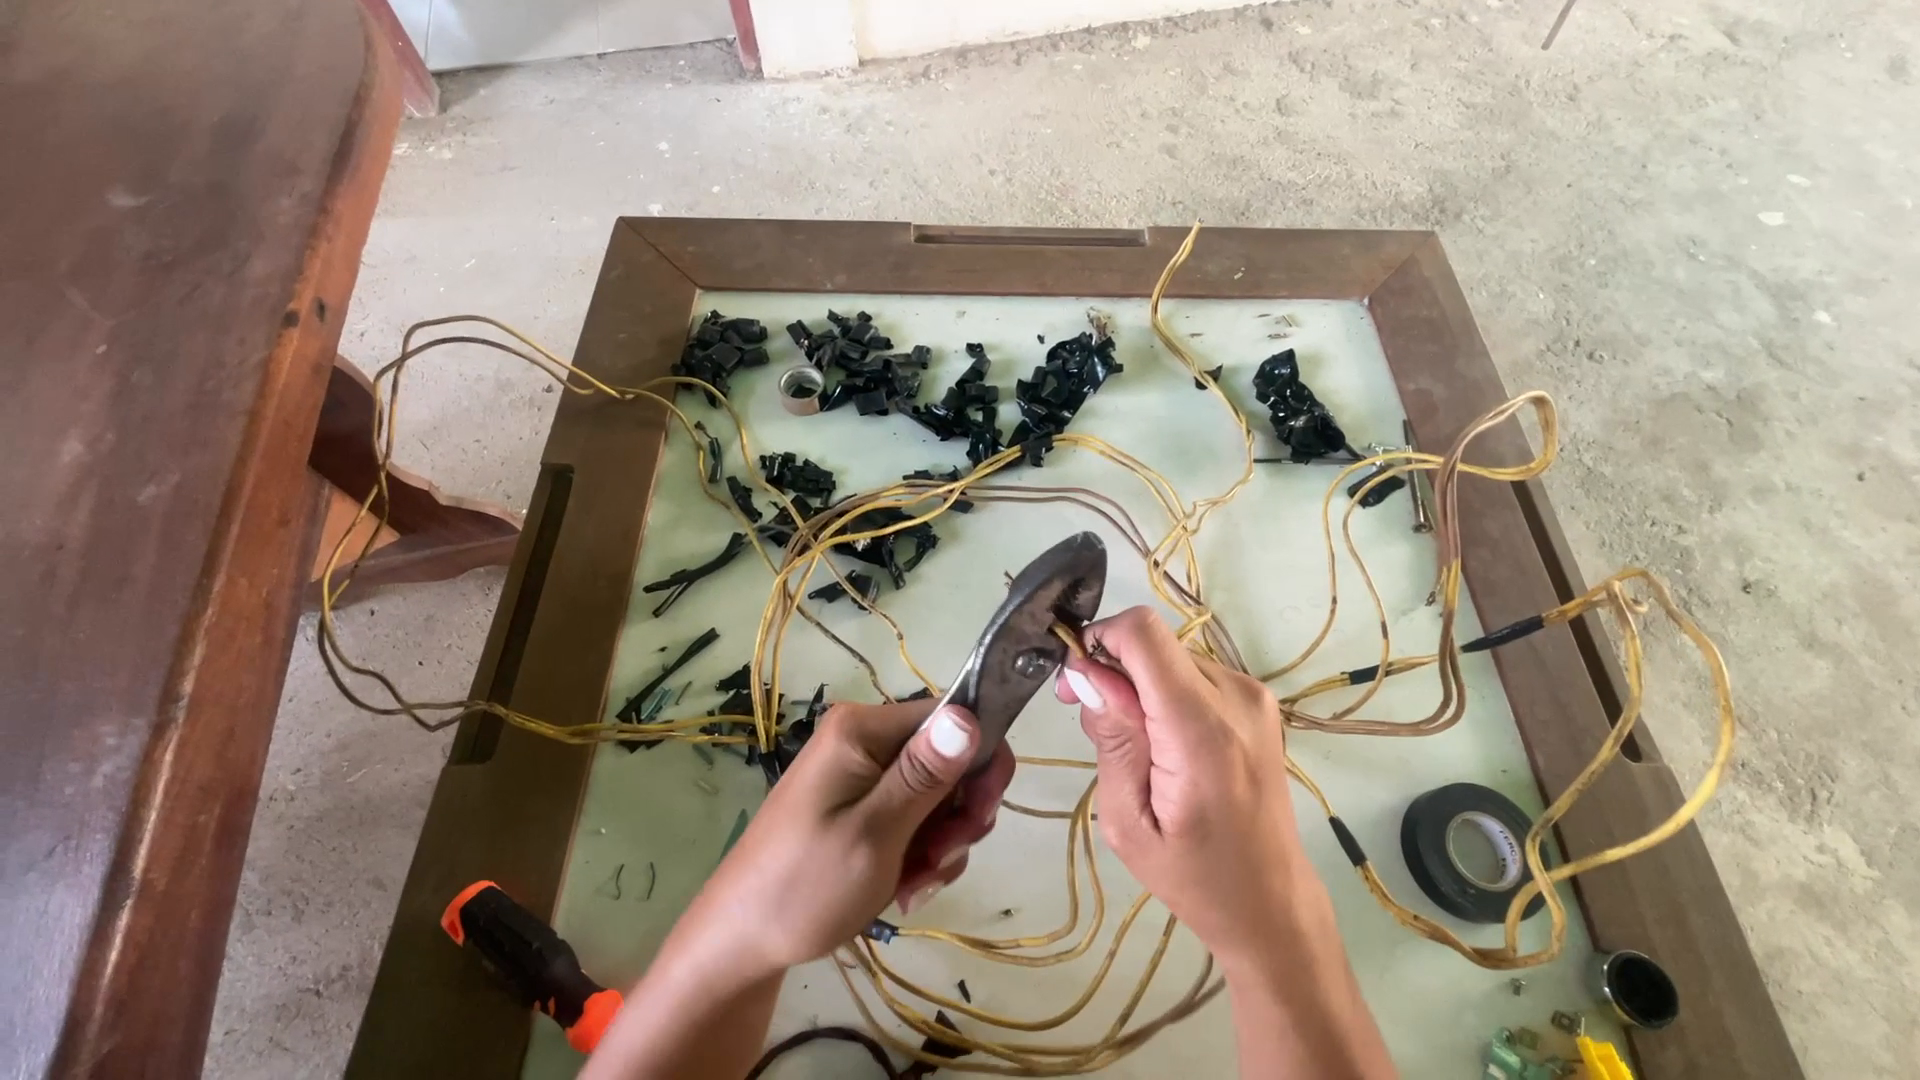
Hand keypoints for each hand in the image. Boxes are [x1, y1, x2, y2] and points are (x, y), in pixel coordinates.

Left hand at [680, 699, 1015, 975]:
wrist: (742, 942)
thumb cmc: (804, 887)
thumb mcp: (873, 834)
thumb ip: (924, 775)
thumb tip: (969, 714)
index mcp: (863, 729)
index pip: (954, 716)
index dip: (980, 762)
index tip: (978, 817)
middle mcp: (865, 740)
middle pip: (951, 758)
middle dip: (958, 814)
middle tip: (938, 861)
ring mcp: (864, 774)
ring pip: (940, 796)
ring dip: (941, 844)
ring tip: (912, 884)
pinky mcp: (863, 806)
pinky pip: (917, 819)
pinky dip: (921, 855)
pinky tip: (902, 888)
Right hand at [1054, 606, 1307, 958]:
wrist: (1271, 903)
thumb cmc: (1193, 877)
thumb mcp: (1128, 821)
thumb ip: (1112, 737)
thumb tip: (1087, 672)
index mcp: (1201, 729)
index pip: (1143, 634)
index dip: (1099, 641)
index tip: (1076, 685)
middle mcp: (1236, 697)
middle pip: (1153, 642)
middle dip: (1111, 668)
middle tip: (1092, 719)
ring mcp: (1254, 696)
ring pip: (1170, 655)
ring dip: (1137, 684)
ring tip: (1131, 744)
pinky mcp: (1257, 702)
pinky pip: (1191, 673)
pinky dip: (1163, 693)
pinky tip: (1161, 742)